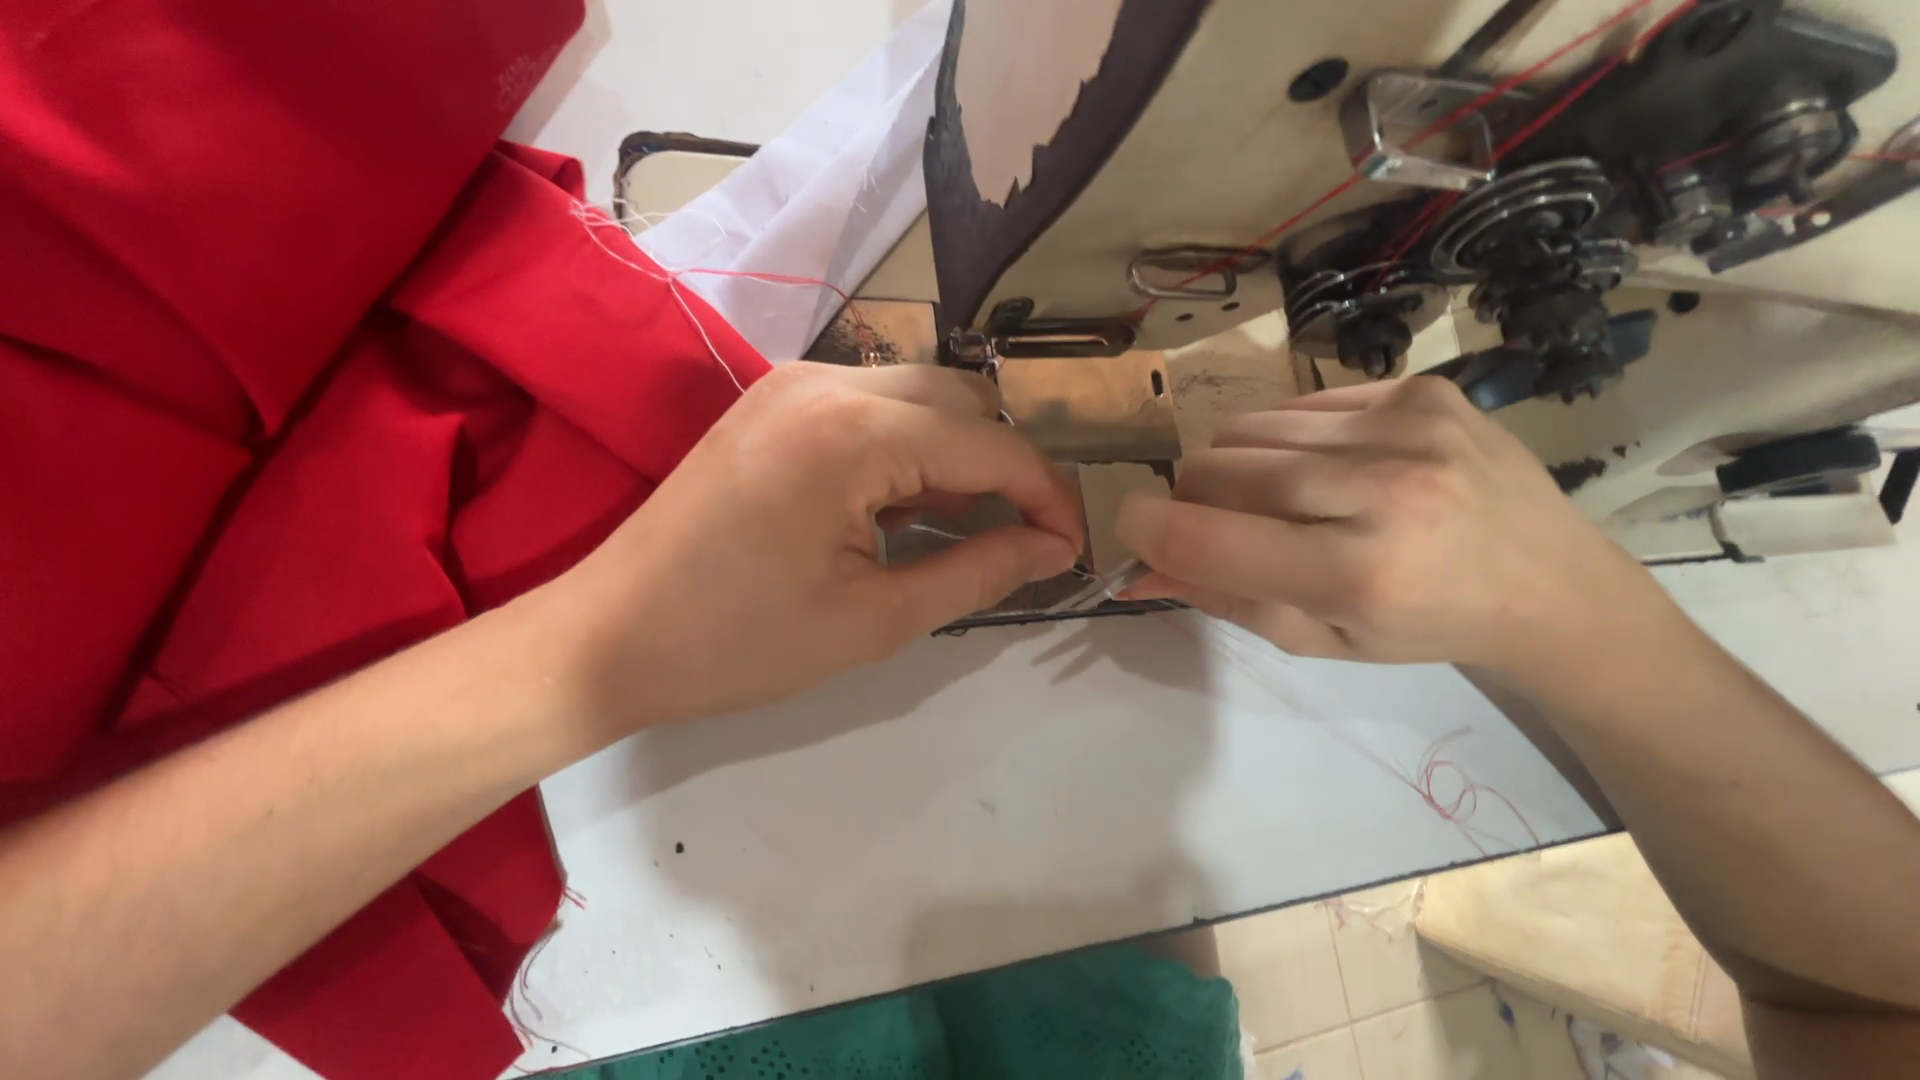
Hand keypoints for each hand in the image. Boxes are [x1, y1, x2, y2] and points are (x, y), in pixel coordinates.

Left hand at [556, 362, 1081, 729]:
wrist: (610, 636)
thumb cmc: (738, 643)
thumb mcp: (874, 619)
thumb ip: (977, 572)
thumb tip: (1052, 548)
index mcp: (852, 432)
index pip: (990, 444)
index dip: (1046, 495)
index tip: (1071, 547)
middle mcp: (826, 382)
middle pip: (962, 401)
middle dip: (1006, 466)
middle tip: (1023, 538)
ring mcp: (793, 384)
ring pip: (918, 397)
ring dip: (958, 455)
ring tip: (964, 529)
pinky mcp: (773, 402)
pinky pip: (871, 406)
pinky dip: (908, 449)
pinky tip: (904, 507)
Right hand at [1115, 376, 1667, 678]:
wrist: (1548, 582)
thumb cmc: (1422, 626)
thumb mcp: (1316, 638)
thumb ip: (1220, 597)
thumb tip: (1138, 567)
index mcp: (1356, 575)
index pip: (1207, 536)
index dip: (1146, 526)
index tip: (1129, 524)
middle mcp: (1381, 491)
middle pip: (1218, 467)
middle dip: (1196, 497)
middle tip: (1223, 523)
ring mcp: (1406, 428)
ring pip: (1249, 428)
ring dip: (1239, 465)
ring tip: (1282, 496)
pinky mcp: (1419, 390)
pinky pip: (1299, 404)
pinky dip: (1289, 439)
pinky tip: (1331, 467)